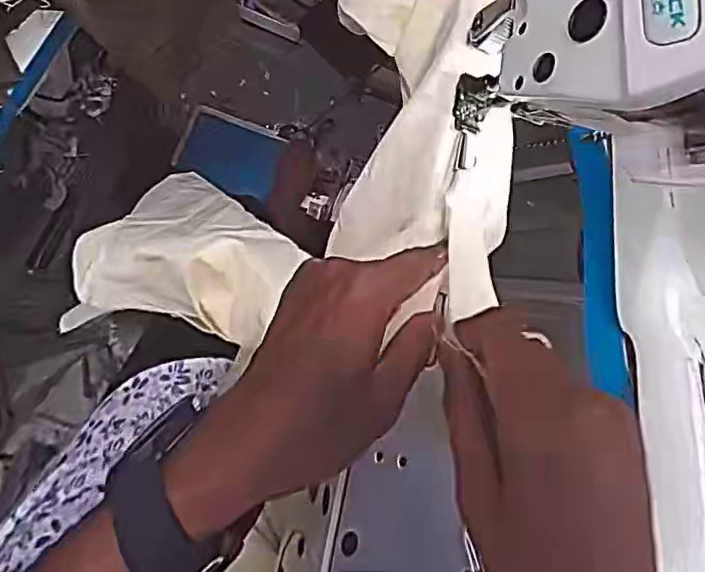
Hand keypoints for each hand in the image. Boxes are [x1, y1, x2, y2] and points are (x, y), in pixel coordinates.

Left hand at [160, 247, 444, 537]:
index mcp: (362, 293)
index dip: (444, 266)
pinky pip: (343, 285)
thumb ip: (417, 345)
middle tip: (426, 328)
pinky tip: (357, 343)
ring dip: (383, 299)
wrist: (243, 444)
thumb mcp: (383, 399)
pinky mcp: (297, 293)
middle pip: (392, 268)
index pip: (419, 260)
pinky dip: (357, 303)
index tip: (460, 274)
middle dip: (413, 292)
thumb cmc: (305, 429)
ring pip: (367, 277)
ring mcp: (311, 281)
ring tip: (385, 346)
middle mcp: (335, 275)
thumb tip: (432, 318)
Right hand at [439, 308, 654, 571]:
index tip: (459, 337)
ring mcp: (613, 415)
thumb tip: (455, 366)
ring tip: (512, 438)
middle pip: (530, 347)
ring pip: (555, 369)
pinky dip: (558, 405)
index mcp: (543, 413)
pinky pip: (581, 394)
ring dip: (529, 384)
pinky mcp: (629, 429)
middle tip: (474, 388)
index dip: (475, 328)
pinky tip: (546, 452)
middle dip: (499, 359)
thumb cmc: (547, 569)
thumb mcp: (480, 497)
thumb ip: (464, 415)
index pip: (504, 330)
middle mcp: (586, 402)